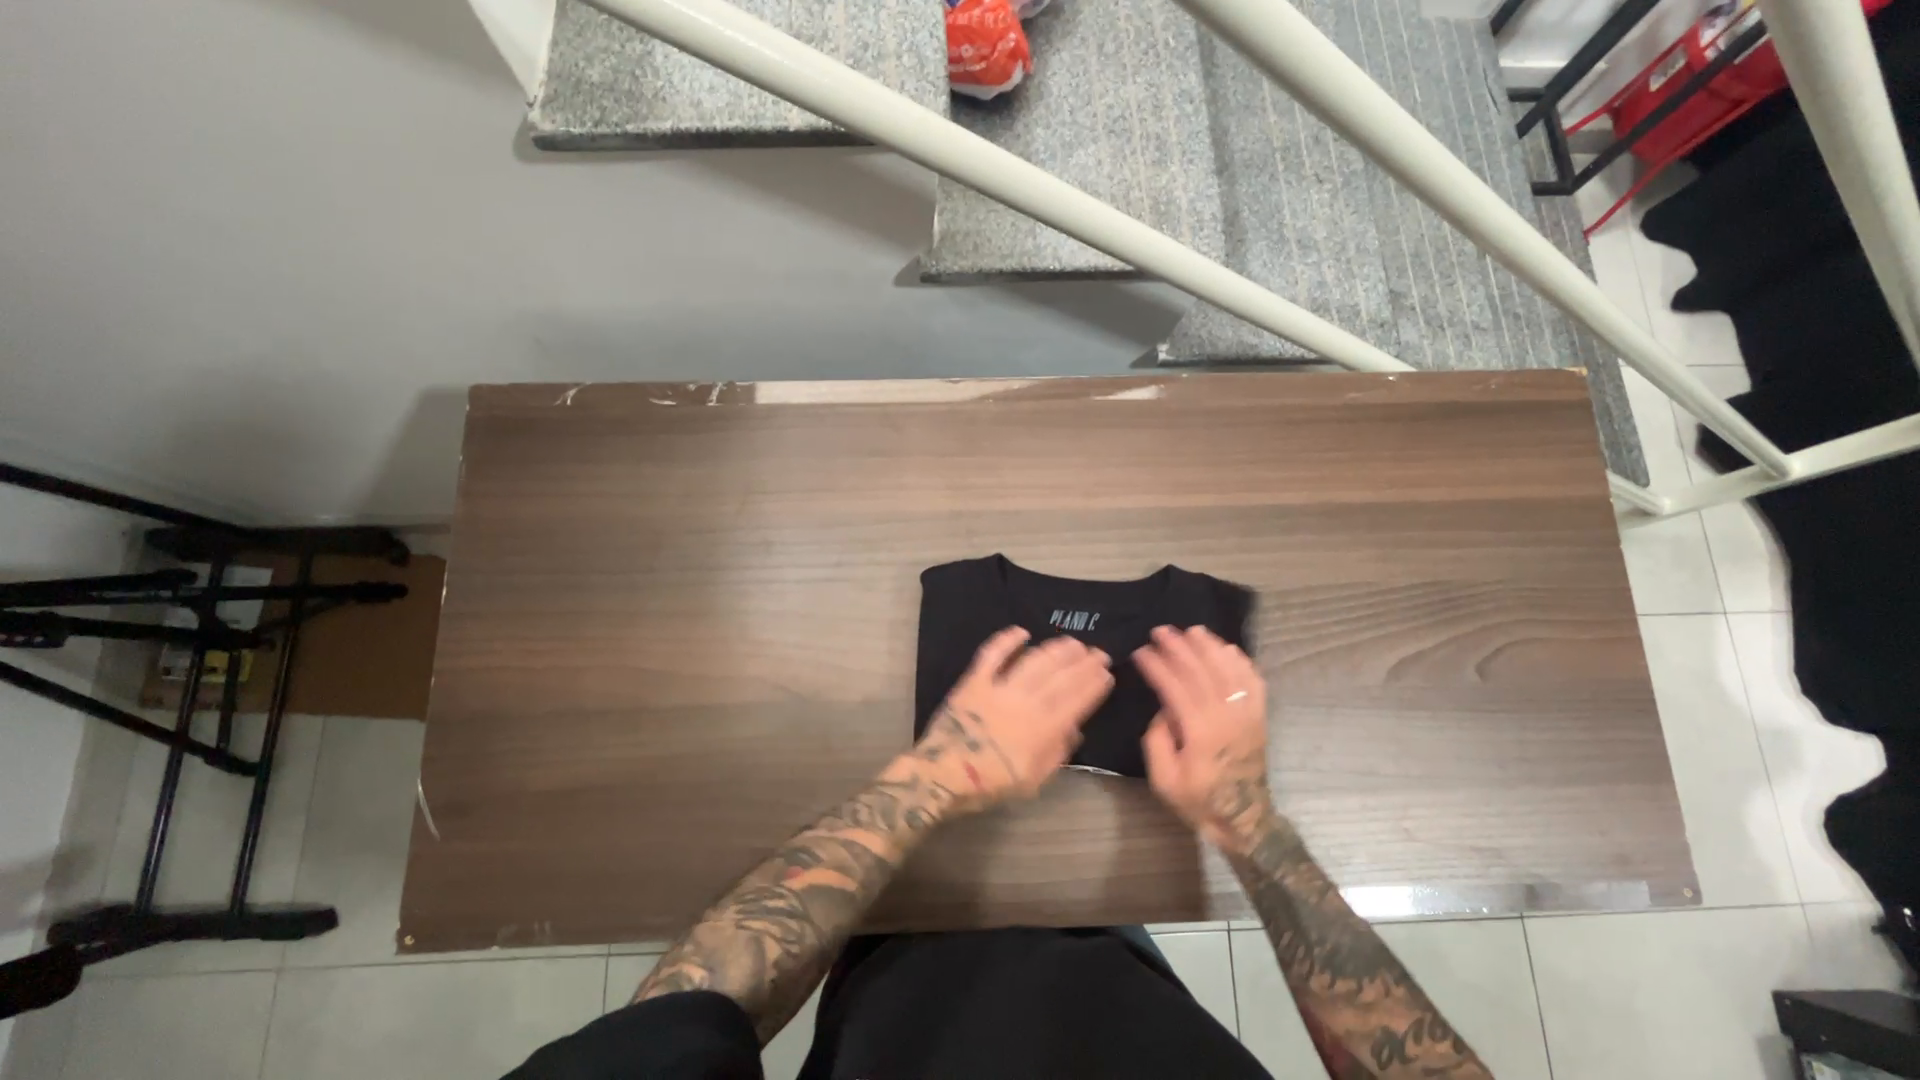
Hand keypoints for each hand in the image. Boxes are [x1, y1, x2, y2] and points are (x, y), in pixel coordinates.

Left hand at [904, 626, 1113, 812]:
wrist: (944, 775)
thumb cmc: (991, 784)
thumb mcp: (1034, 780)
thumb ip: (1056, 753)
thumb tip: (1074, 729)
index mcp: (1043, 729)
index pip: (1077, 700)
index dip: (1093, 684)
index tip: (1106, 672)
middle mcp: (1026, 702)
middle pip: (1061, 677)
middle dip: (1082, 663)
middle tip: (1097, 651)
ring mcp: (999, 688)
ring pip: (1034, 661)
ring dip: (1055, 650)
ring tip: (1071, 642)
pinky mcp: (974, 680)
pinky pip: (992, 654)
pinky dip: (1007, 640)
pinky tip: (1021, 632)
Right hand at [1134, 625, 1276, 854]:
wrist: (1243, 818)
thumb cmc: (1198, 799)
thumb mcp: (1163, 779)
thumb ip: (1157, 739)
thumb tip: (1164, 709)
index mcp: (1200, 731)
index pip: (1175, 686)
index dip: (1157, 666)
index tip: (1141, 652)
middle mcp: (1226, 716)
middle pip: (1202, 670)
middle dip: (1179, 647)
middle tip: (1160, 631)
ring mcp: (1247, 714)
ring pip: (1229, 669)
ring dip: (1210, 646)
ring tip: (1192, 631)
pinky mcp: (1259, 716)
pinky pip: (1254, 681)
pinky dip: (1241, 661)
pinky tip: (1227, 649)